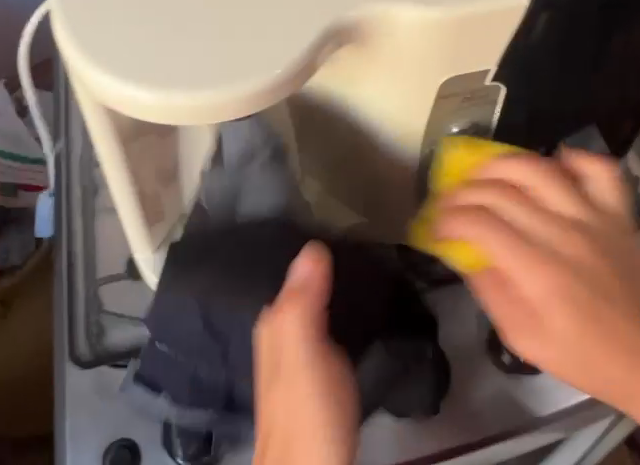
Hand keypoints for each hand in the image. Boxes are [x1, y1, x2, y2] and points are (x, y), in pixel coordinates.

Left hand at [252, 243, 359, 464]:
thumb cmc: (308, 412)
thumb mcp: (304, 352)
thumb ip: (304, 301)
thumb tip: (312, 244)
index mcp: (275, 322)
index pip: (294, 271)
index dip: (317, 252)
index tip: (348, 227)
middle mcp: (279, 334)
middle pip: (303, 287)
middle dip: (326, 268)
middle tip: (364, 243)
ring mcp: (295, 357)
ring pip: (314, 309)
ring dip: (333, 291)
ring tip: (364, 271)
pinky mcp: (314, 377)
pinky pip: (325, 330)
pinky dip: (338, 317)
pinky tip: (356, 315)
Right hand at [432, 149, 639, 407]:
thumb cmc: (586, 358)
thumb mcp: (523, 340)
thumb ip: (490, 290)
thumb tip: (462, 252)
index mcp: (539, 270)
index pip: (479, 223)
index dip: (448, 219)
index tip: (435, 226)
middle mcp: (565, 233)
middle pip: (501, 191)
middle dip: (464, 192)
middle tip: (450, 202)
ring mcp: (595, 218)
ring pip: (540, 168)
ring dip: (502, 164)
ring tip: (484, 174)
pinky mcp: (619, 214)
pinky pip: (599, 170)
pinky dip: (574, 158)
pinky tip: (554, 164)